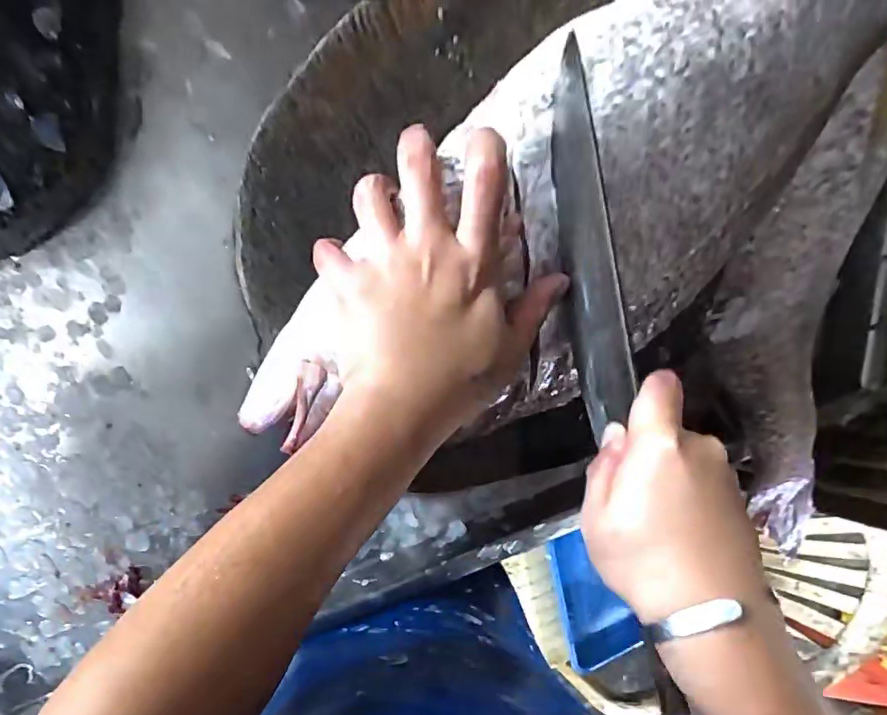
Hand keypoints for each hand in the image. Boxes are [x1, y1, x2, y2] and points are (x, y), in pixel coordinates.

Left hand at [311, 125, 564, 450]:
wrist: (400, 406)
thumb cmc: (457, 383)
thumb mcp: (506, 351)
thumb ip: (530, 311)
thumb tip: (558, 281)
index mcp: (474, 261)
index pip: (488, 187)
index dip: (486, 149)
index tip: (480, 136)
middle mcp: (429, 249)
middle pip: (421, 175)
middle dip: (417, 148)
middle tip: (414, 142)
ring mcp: (386, 263)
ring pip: (370, 200)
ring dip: (370, 191)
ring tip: (372, 195)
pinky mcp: (350, 285)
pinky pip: (330, 255)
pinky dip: (328, 254)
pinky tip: (330, 257)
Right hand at [581, 371, 764, 624]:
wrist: (707, 606)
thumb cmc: (637, 557)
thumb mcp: (595, 518)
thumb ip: (603, 469)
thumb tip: (616, 438)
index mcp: (659, 445)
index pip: (660, 389)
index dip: (643, 395)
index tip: (628, 425)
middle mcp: (700, 448)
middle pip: (667, 433)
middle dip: (645, 454)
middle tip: (626, 498)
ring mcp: (725, 473)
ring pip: (685, 459)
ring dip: (667, 478)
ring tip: (651, 523)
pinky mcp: (739, 498)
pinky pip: (702, 483)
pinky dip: (688, 498)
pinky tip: (678, 534)